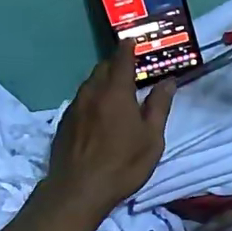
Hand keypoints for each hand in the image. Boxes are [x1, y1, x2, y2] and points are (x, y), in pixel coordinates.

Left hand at [38, 42, 174, 222]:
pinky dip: (91, 99)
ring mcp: (74, 107)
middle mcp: (92, 92)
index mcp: (116, 92)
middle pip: (103, 68)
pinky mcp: (63, 123)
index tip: (134, 41)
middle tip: (129, 70)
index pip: (122, 59)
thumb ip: (159, 107)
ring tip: (114, 92)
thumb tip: (168, 82)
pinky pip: (80, 101)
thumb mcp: (151, 139)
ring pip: (89, 84)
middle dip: (116, 64)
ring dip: (102, 82)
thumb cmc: (123, 164)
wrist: (78, 189)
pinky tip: (97, 114)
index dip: (129, 48)